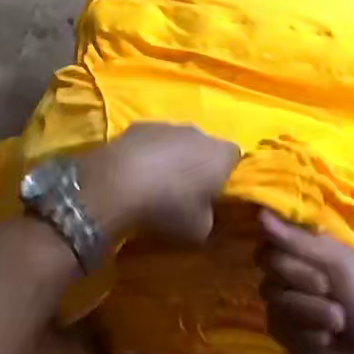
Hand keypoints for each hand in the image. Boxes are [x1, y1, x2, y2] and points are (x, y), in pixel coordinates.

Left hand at [78, 124, 240, 242]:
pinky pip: (151, 140)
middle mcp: (197, 131)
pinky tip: (135, 173)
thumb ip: (212, 216)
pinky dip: (147, 153)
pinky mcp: (137, 125)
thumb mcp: (201, 229)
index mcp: (220, 153)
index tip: (216, 194)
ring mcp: (165, 124)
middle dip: (198, 164)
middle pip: (205, 146)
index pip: (235, 158)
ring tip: (156, 183)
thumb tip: (208, 211)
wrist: (117, 183)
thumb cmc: (169, 207)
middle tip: (186, 190)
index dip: (227, 175)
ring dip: (171, 157)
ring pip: (177, 140)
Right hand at [256, 210, 353, 353]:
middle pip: (266, 258)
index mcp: (309, 248)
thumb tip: (259, 214)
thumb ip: (298, 240)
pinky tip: (326, 341)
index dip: (278, 239)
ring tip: (338, 322)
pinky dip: (305, 330)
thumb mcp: (341, 264)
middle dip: (298, 275)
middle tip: (327, 287)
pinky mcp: (284, 333)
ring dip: (308, 307)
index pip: (273, 231)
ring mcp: (287, 302)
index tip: (295, 248)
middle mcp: (293, 270)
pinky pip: (275, 321)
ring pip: (270, 291)